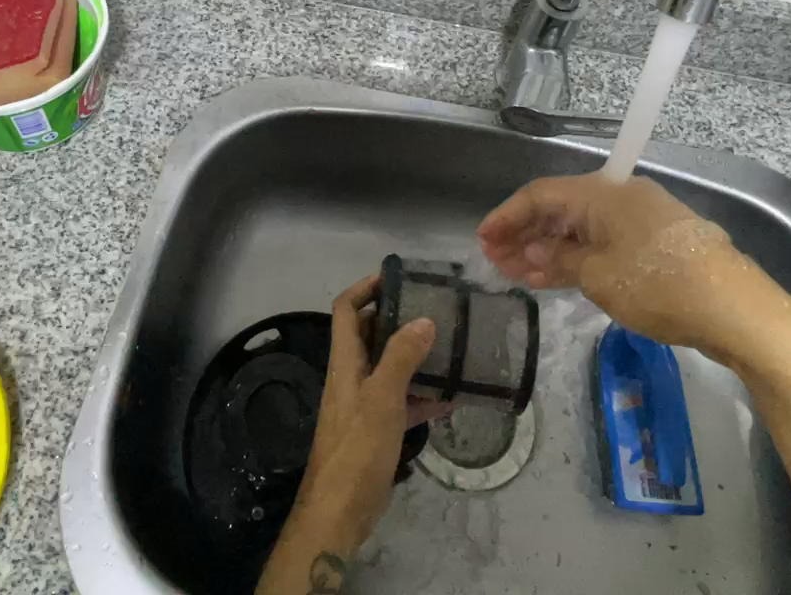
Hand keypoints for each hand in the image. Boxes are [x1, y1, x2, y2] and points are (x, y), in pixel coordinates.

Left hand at [257, 277, 442, 594]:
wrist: (339, 512)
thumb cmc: (357, 449)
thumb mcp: (382, 399)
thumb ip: (401, 357)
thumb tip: (423, 319)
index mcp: (345, 362)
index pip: (346, 309)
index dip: (365, 288)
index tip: (397, 278)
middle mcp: (351, 376)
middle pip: (370, 334)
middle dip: (398, 318)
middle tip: (435, 309)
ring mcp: (363, 404)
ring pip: (388, 367)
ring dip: (414, 355)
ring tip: (449, 346)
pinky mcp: (376, 430)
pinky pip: (401, 401)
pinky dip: (422, 395)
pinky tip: (451, 396)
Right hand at [477, 173, 784, 362]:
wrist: (737, 310)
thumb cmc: (659, 285)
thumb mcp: (598, 276)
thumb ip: (559, 261)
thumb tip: (530, 254)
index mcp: (603, 193)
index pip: (541, 195)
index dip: (508, 216)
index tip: (482, 239)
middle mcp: (620, 198)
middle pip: (560, 209)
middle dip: (524, 234)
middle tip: (493, 260)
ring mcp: (640, 221)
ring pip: (581, 228)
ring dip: (547, 249)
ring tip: (515, 273)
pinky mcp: (655, 245)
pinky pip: (602, 243)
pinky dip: (576, 258)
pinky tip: (555, 278)